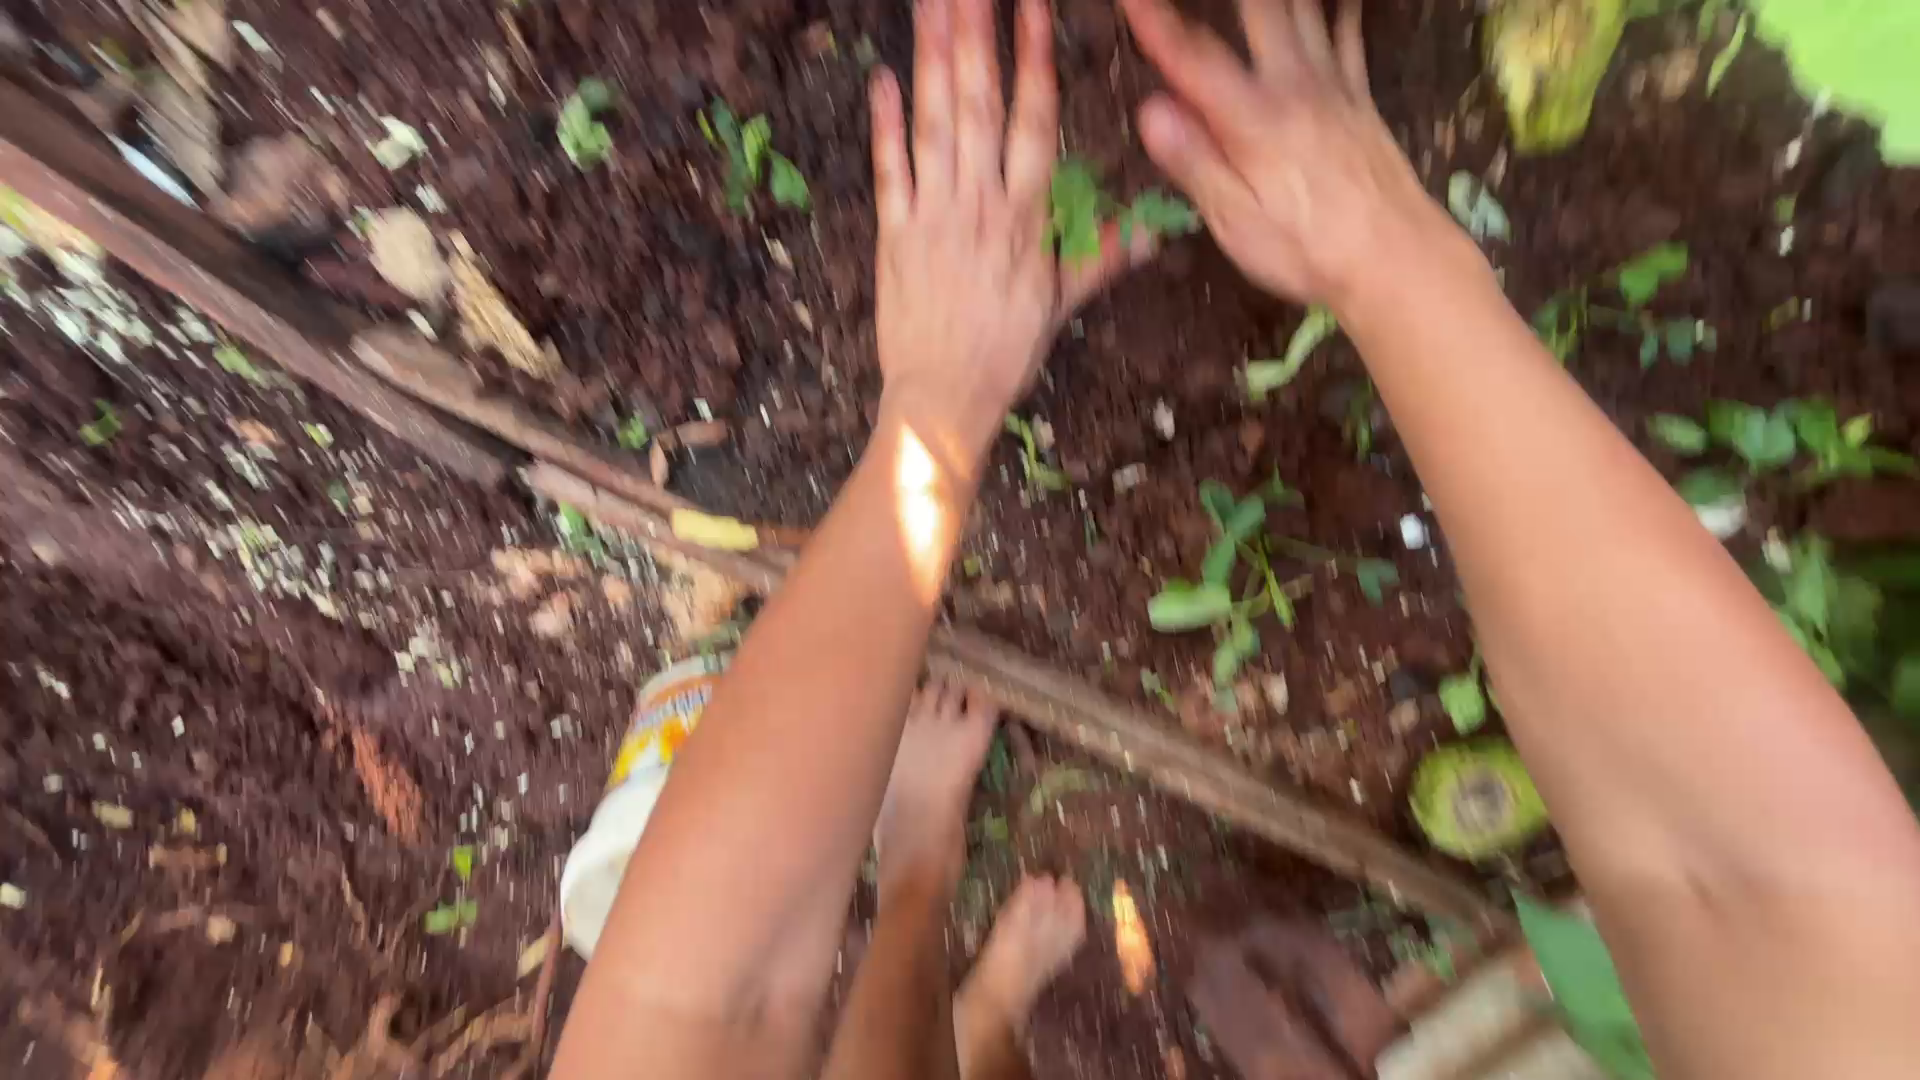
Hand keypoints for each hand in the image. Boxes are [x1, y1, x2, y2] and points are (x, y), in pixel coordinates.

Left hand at [871, 0, 1140, 471]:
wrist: (944, 397)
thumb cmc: (1004, 355)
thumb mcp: (1058, 307)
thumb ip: (1100, 260)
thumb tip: (1154, 233)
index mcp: (1024, 220)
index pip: (1034, 124)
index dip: (1032, 61)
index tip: (1030, 8)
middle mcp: (978, 206)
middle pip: (978, 107)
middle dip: (975, 36)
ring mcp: (932, 217)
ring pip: (933, 126)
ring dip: (931, 60)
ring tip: (932, 2)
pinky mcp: (894, 237)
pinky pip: (889, 172)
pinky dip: (884, 126)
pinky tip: (882, 79)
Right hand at [1118, 0, 1464, 310]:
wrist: (1393, 257)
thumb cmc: (1305, 250)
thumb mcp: (1236, 220)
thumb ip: (1195, 161)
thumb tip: (1150, 110)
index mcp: (1254, 121)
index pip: (1194, 61)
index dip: (1158, 25)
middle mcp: (1294, 87)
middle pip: (1258, 13)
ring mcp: (1333, 87)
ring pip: (1303, 11)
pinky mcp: (1359, 100)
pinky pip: (1348, 35)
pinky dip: (1337, 10)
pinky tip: (1334, 2)